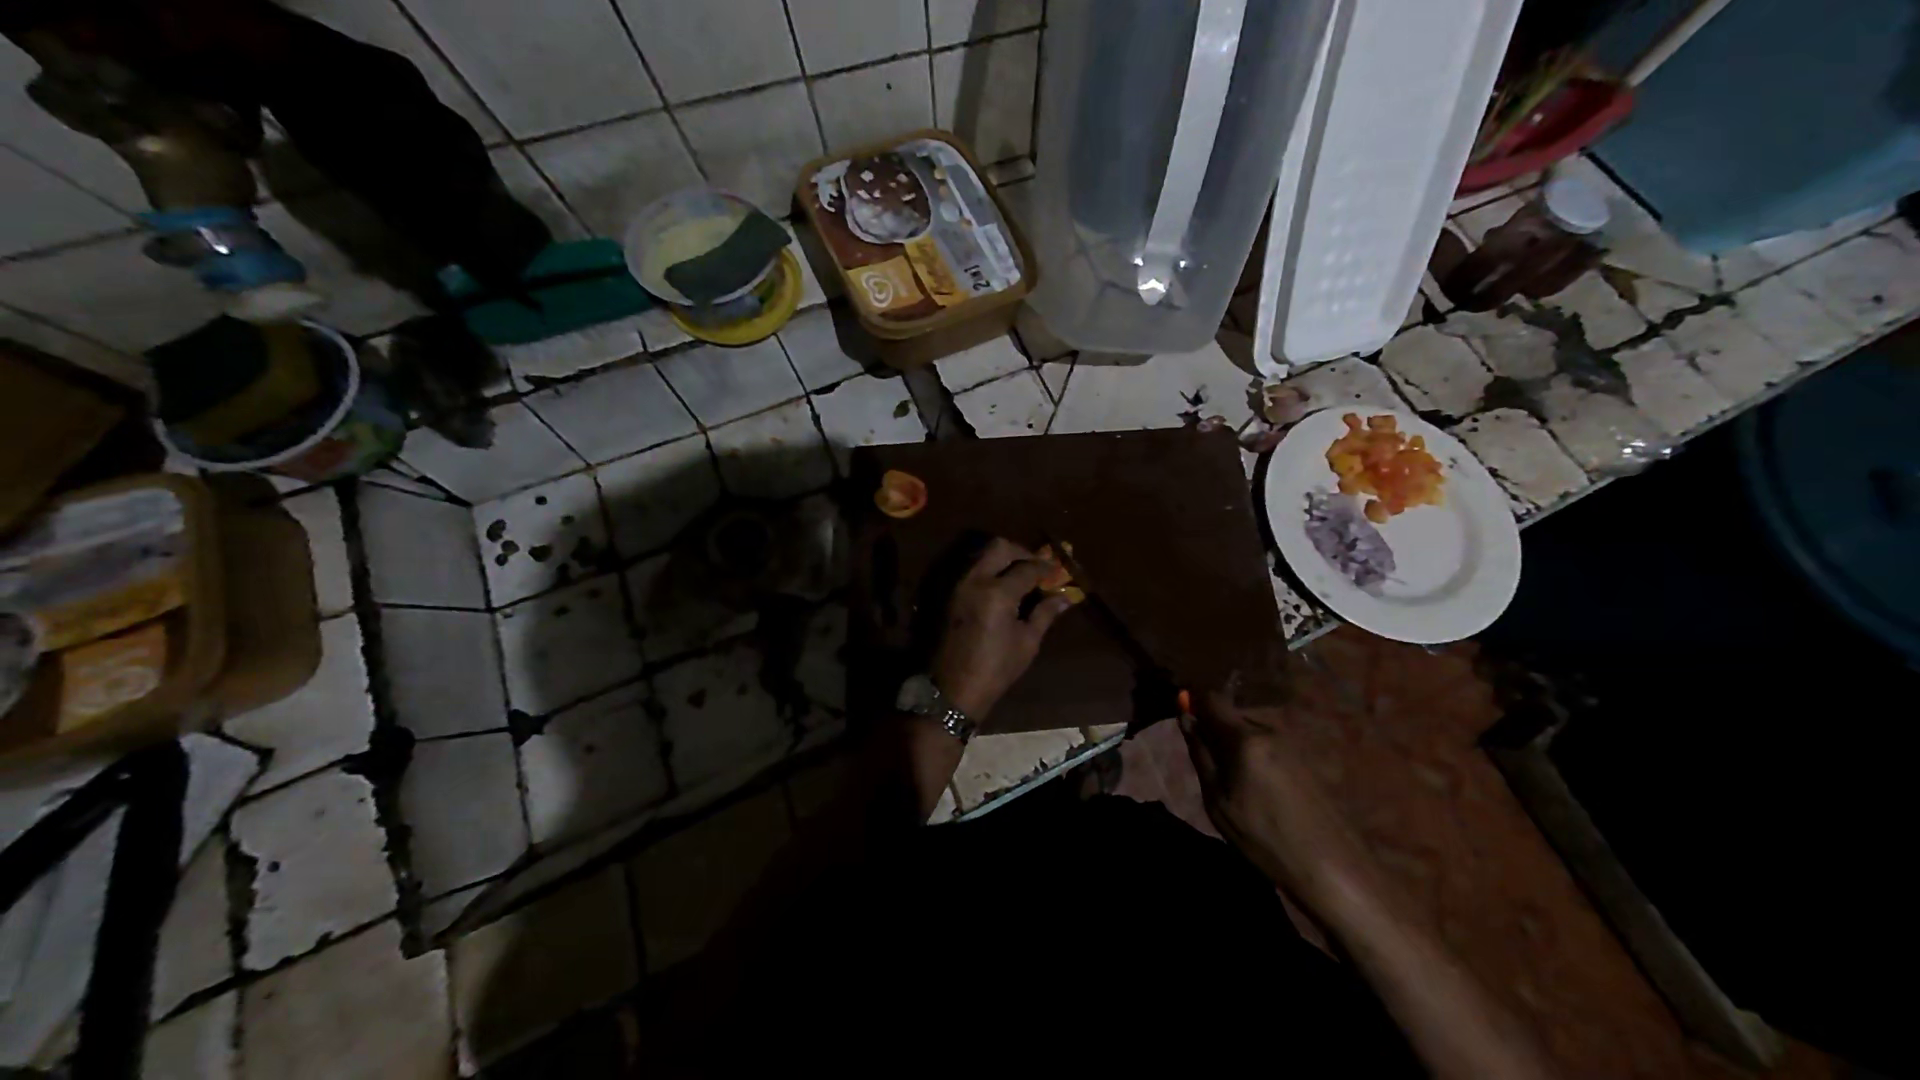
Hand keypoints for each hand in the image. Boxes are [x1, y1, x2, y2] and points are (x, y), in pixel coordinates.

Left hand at [931, 538, 1073, 719]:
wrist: (953, 688)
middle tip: (1036, 567)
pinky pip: (971, 569)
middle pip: (999, 547)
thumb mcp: (1027, 642)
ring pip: (982, 555)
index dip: (1045, 567)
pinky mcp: (949, 593)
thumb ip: (1045, 613)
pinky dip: (988, 569)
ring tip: (1019, 576)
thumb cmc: (995, 669)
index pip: (1027, 568)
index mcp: (998, 593)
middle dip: (1021, 552)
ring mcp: (958, 585)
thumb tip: (1065, 597)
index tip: (1057, 570)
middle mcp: (975, 581)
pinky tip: (1001, 587)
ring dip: (1003, 558)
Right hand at [1179, 685, 1369, 900]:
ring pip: (1249, 732)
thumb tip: (1186, 718)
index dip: (1193, 702)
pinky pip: (1267, 746)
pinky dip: (1253, 757)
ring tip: (1233, 784)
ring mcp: (1292, 744)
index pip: (1212, 698)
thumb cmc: (1263, 837)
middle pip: (1231, 716)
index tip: (1183, 718)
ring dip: (1234, 746)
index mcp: (1245, 737)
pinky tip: (1257, 790)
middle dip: (1214, 730)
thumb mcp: (1218, 800)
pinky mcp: (1305, 760)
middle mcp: (1270, 730)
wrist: (1331, 868)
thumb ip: (1200, 754)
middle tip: (1207, 766)